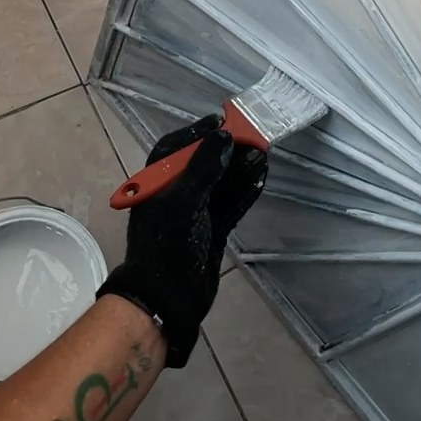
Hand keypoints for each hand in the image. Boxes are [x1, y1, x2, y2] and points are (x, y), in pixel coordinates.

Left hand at [96, 114, 266, 367]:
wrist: (166, 300)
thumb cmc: (168, 245)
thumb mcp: (184, 200)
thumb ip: (204, 167)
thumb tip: (223, 136)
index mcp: (158, 182)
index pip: (177, 148)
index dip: (199, 132)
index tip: (222, 120)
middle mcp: (176, 193)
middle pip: (204, 163)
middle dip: (227, 150)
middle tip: (252, 135)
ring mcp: (195, 213)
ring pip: (221, 184)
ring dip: (240, 169)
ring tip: (262, 154)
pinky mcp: (212, 230)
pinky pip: (230, 205)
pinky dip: (245, 192)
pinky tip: (260, 178)